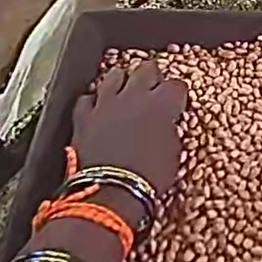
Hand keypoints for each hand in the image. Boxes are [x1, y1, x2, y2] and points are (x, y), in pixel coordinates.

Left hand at [69, 61, 187, 198]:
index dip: (178, 93)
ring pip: (115, 75)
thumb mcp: (174, 152)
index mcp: (163, 103)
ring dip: (123, 81)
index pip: (176, 84)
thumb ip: (170, 129)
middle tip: (154, 88)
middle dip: (153, 76)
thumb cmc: (149, 176)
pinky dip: (94, 101)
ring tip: (126, 90)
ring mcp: (107, 104)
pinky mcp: (84, 117)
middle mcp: (135, 96)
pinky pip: (87, 99)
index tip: (178, 102)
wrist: (110, 193)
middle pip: (147, 69)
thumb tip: (167, 124)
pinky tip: (99, 108)